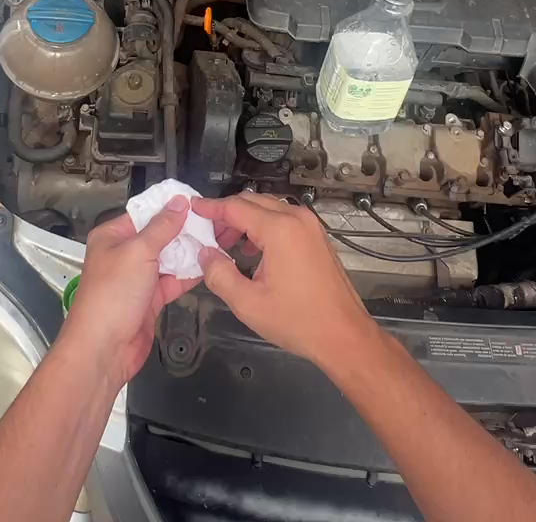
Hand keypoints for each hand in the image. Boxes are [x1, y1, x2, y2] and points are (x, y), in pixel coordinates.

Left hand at [61, 197, 199, 383]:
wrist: (104, 349)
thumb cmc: (111, 296)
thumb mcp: (138, 252)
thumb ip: (162, 227)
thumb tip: (179, 203)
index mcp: (112, 237)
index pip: (144, 213)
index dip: (168, 206)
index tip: (195, 201)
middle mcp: (124, 254)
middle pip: (159, 235)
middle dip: (183, 230)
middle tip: (212, 222)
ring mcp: (138, 278)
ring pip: (169, 258)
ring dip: (189, 252)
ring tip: (215, 240)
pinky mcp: (150, 299)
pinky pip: (173, 280)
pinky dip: (189, 274)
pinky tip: (207, 265)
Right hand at [192, 193, 378, 372]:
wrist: (343, 335)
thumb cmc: (298, 321)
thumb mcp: (248, 303)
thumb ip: (219, 275)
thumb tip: (205, 254)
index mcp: (279, 230)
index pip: (235, 207)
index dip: (210, 208)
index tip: (192, 209)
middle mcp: (297, 219)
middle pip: (252, 201)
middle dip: (226, 214)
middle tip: (208, 233)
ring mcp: (310, 225)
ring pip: (268, 208)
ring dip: (245, 219)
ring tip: (227, 243)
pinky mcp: (316, 236)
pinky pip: (283, 219)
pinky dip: (263, 226)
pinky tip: (253, 249)